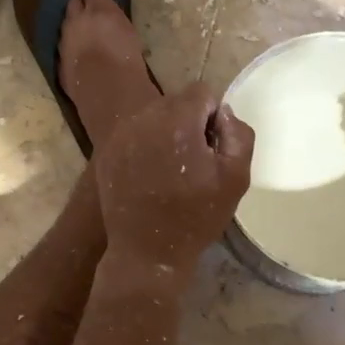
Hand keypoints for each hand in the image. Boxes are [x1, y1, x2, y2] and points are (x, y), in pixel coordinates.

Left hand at [93, 82, 253, 268]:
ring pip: (152, 116)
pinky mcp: (106, 151)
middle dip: (189, 122)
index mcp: (177, 121)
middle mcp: (144, 119)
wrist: (147, 251)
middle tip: (194, 160)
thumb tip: (223, 113)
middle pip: (175, 101)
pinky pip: (133, 133)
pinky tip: (151, 175)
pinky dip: (145, 145)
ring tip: (172, 168)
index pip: (201, 92)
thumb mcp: (235, 178)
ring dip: (166, 132)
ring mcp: (121, 135)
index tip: (212, 147)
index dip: (213, 116)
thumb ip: (238, 135)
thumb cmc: (196, 217)